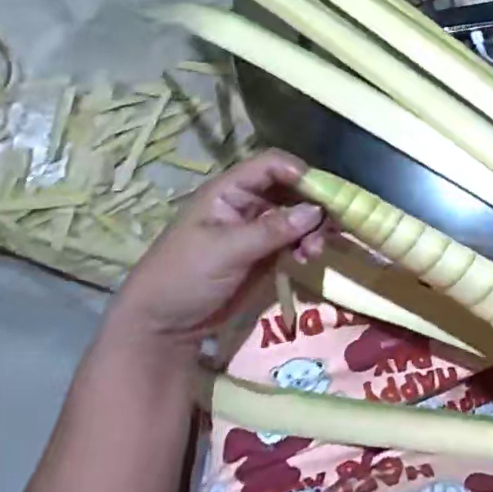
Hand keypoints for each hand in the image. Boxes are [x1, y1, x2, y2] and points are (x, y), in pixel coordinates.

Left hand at [108, 150, 328, 346]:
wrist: (162, 326)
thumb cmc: (184, 276)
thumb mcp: (226, 251)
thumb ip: (272, 230)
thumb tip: (316, 211)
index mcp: (229, 191)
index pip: (270, 165)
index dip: (298, 172)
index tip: (324, 194)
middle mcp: (247, 203)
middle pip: (290, 189)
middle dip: (313, 204)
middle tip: (330, 228)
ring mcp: (257, 230)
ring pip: (297, 217)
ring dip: (313, 229)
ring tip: (315, 251)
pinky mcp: (265, 255)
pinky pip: (294, 241)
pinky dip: (306, 246)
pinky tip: (308, 259)